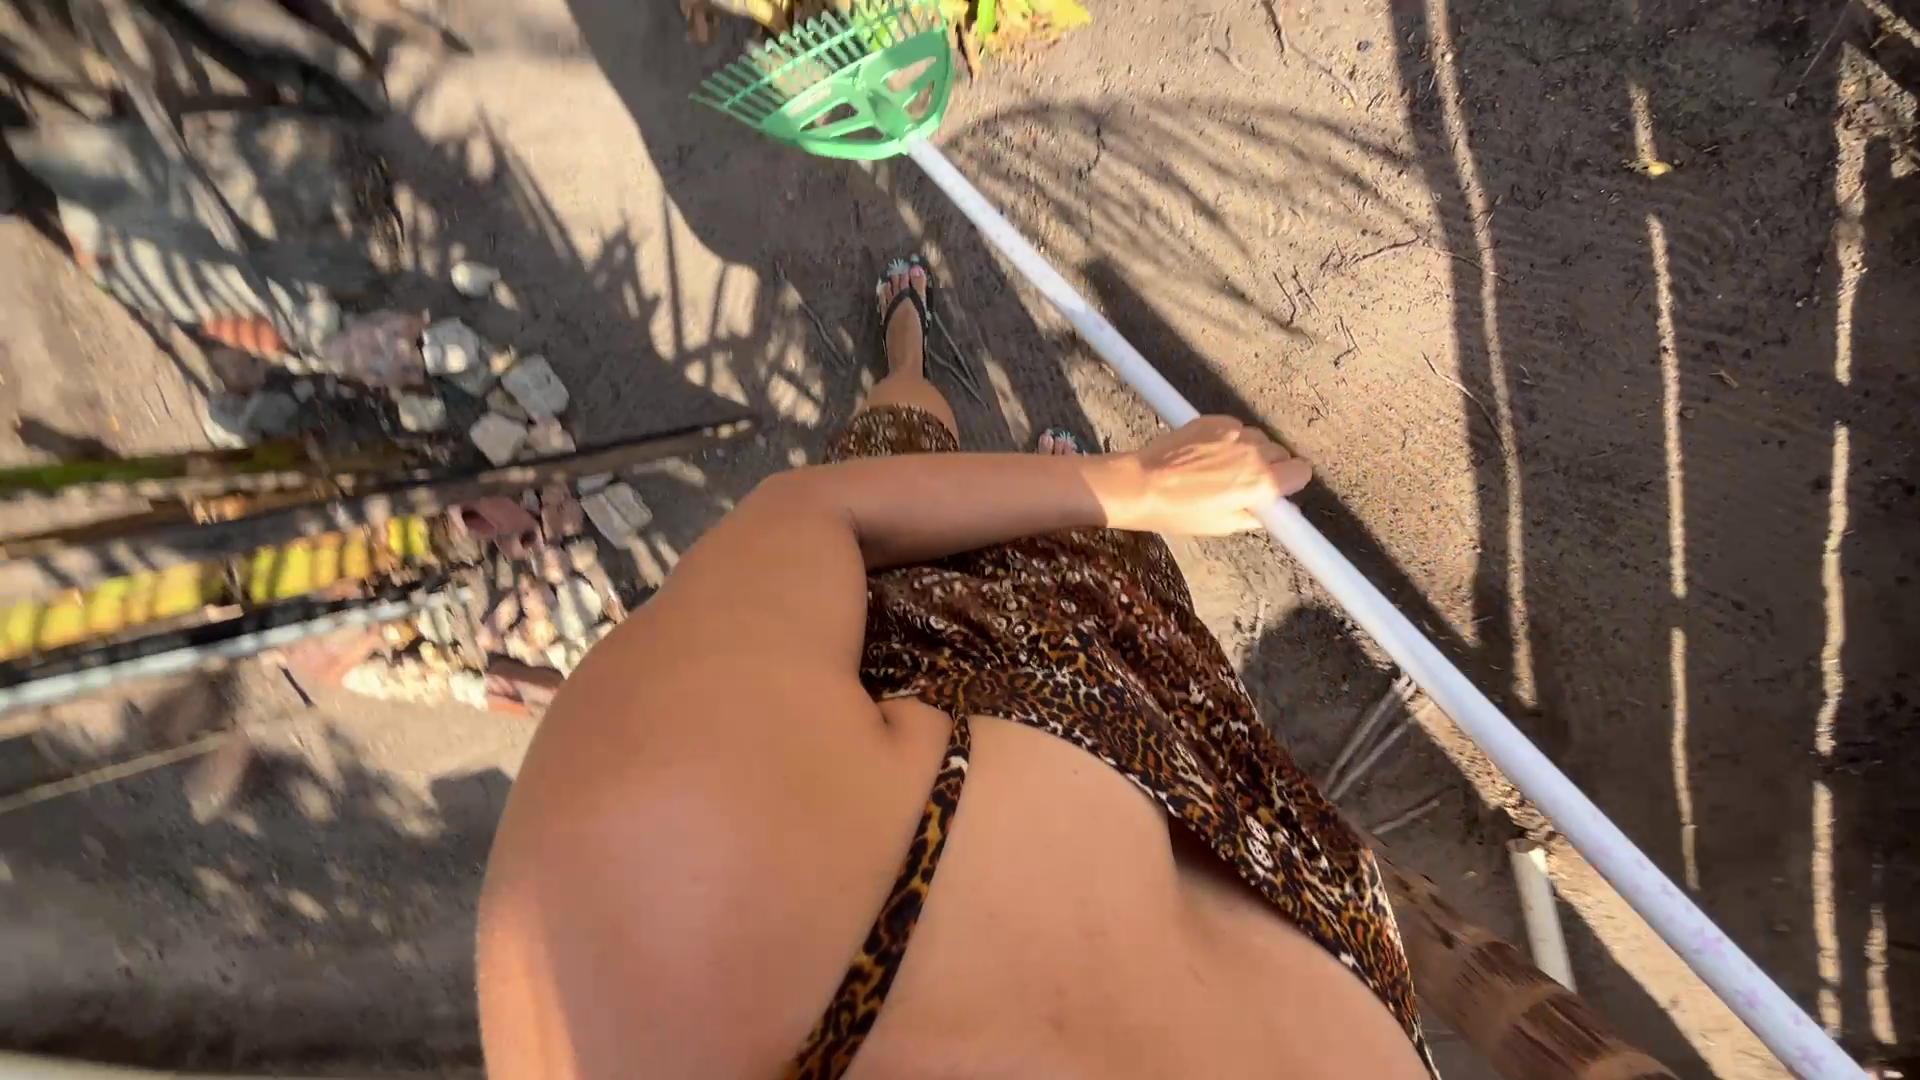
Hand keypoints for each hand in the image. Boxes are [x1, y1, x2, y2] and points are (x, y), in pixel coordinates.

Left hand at [1103, 416, 1311, 534]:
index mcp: (1261, 482)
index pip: (1302, 472)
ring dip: (1248, 451)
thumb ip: (1256, 517)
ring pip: (1258, 438)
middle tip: (1242, 482)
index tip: (1277, 488)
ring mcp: (1233, 432)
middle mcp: (1253, 452)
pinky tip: (1206, 453)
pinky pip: (1235, 428)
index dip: (1290, 481)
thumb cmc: (1178, 511)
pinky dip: (1228, 439)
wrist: (1140, 484)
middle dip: (1268, 466)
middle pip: (1280, 453)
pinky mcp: (1214, 421)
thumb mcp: (1222, 525)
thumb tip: (1275, 512)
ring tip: (1219, 467)